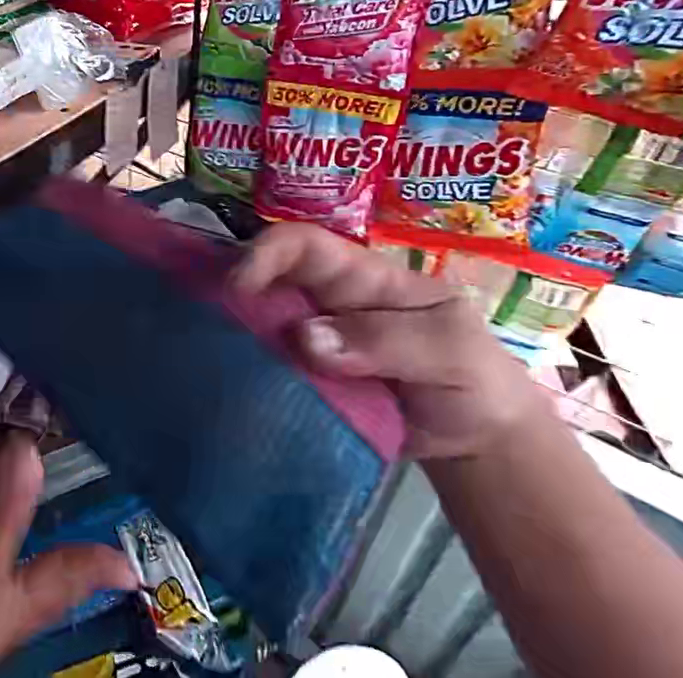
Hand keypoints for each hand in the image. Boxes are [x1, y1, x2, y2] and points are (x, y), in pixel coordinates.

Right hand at [231, 223, 545, 459]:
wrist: (479, 438)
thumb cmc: (472, 375)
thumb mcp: (448, 349)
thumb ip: (385, 339)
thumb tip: (302, 338)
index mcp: (361, 278)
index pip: (304, 244)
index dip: (266, 252)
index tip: (237, 286)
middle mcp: (324, 303)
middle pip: (267, 280)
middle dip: (230, 291)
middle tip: (203, 323)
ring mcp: (311, 344)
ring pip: (258, 324)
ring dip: (232, 334)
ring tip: (205, 356)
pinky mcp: (305, 382)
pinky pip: (267, 370)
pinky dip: (246, 374)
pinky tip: (226, 387)